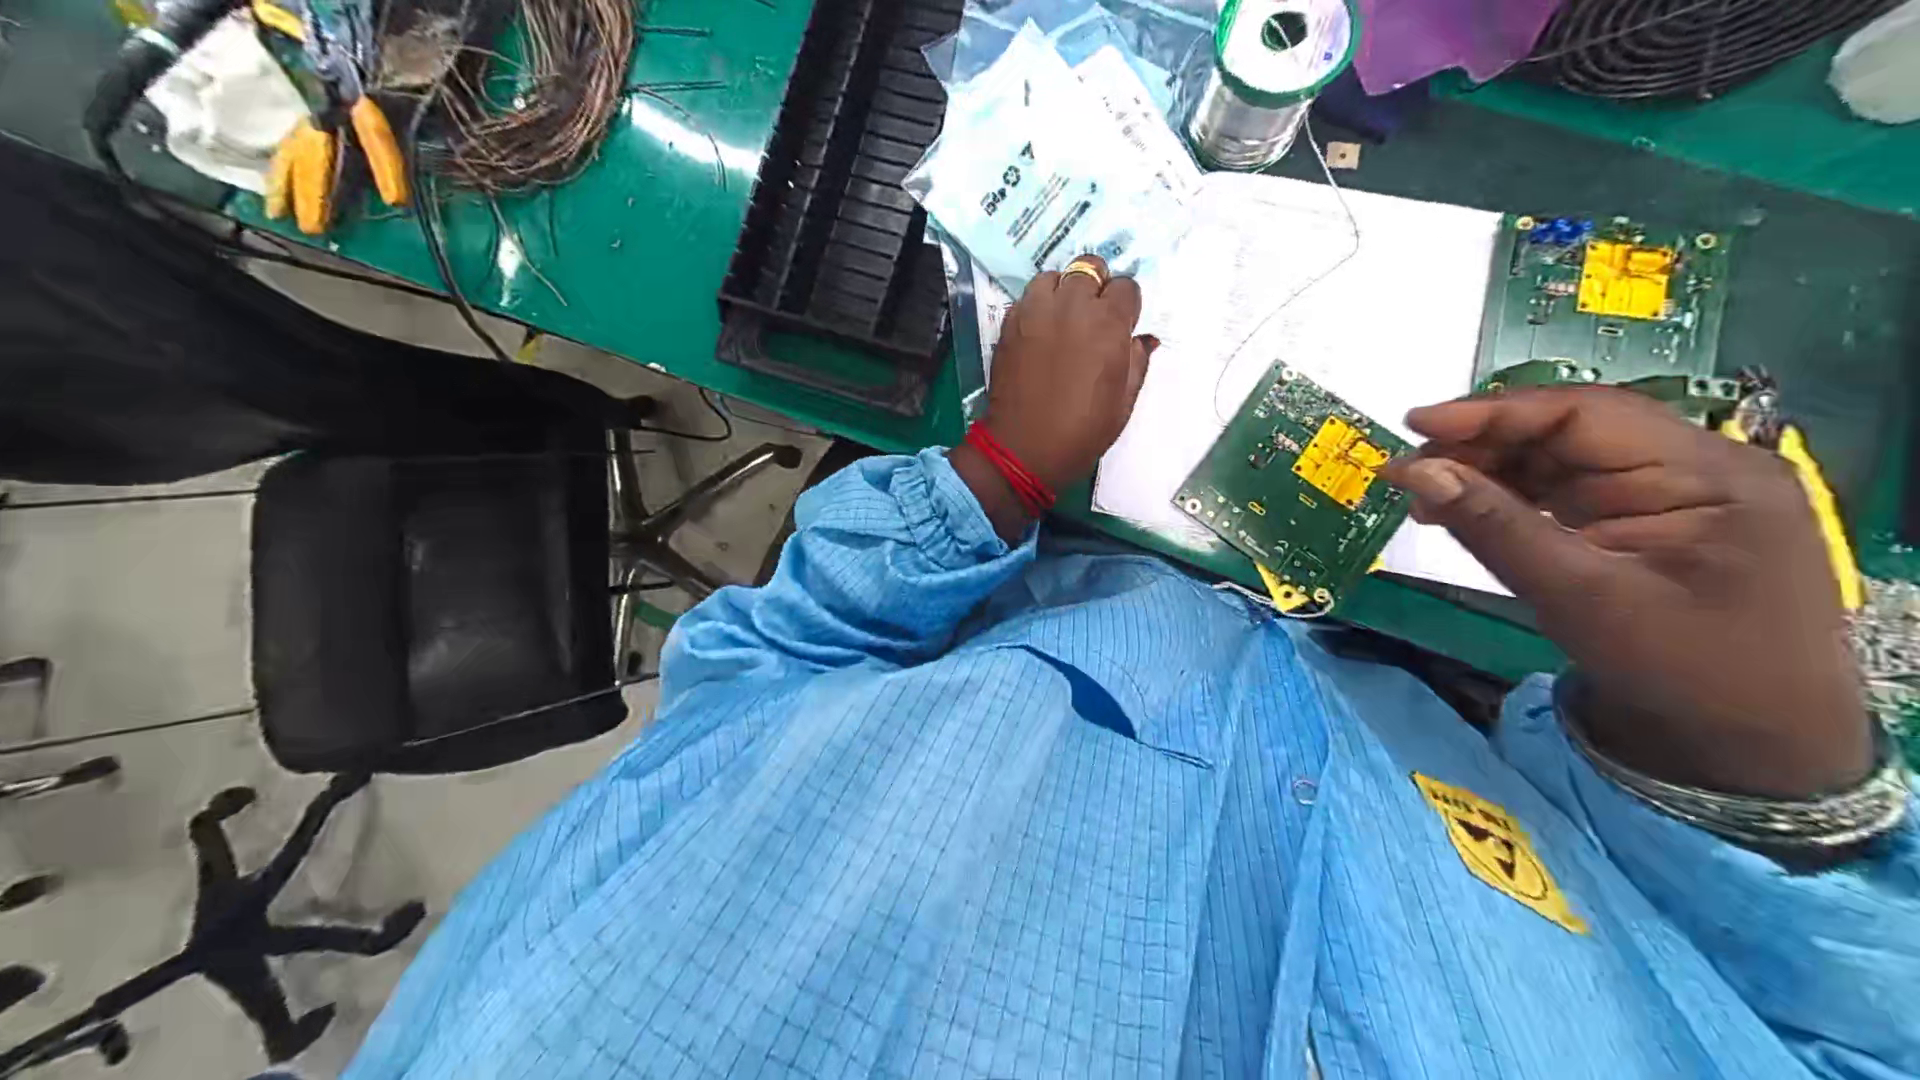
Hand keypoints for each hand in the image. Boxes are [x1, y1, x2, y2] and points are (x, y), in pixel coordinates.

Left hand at [951, 255, 1156, 539]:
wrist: (1024, 449)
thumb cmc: (1082, 432)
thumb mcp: (1123, 402)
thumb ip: (1137, 362)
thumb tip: (1143, 339)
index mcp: (1107, 323)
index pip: (1126, 287)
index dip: (1126, 306)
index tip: (1121, 326)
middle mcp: (1071, 307)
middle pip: (1088, 269)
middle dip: (1095, 287)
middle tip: (1093, 316)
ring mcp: (1035, 312)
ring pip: (1053, 277)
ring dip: (1062, 291)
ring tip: (1063, 318)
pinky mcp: (1008, 324)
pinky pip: (1026, 298)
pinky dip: (1036, 306)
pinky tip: (1040, 331)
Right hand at [1382, 386, 1868, 797]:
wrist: (1741, 742)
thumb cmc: (1678, 668)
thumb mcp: (1576, 595)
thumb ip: (1492, 526)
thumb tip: (1413, 471)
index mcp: (1705, 472)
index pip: (1583, 414)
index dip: (1491, 412)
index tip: (1413, 423)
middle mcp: (1692, 468)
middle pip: (1566, 432)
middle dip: (1480, 445)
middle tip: (1408, 471)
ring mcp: (1666, 494)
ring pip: (1556, 459)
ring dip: (1484, 472)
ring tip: (1423, 497)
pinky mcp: (1640, 521)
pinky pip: (1561, 491)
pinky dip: (1504, 498)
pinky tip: (1459, 511)